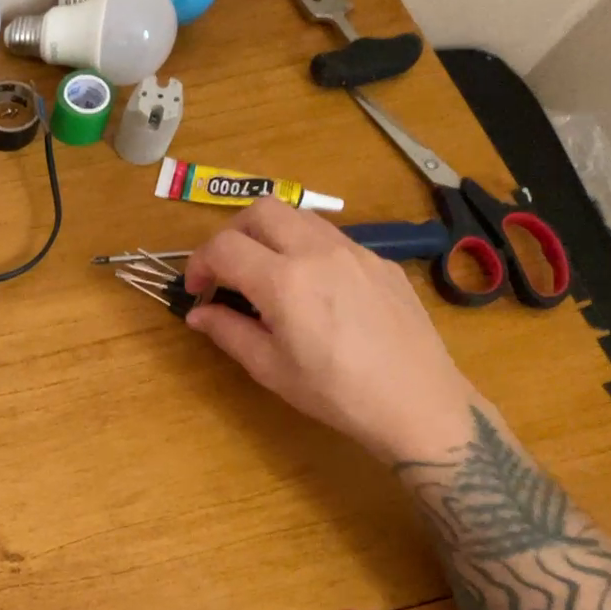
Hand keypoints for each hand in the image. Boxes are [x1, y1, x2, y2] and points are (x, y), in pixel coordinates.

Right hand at [182, 199, 482, 462]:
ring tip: (263, 275)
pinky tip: (307, 289)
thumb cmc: (332, 391)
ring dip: (268, 235)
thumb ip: (228, 331)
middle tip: (225, 271)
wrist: (414, 399)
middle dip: (231, 235)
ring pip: (298, 216)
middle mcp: (318, 252)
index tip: (196, 290)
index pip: (224, 247)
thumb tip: (199, 313)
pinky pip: (330, 237)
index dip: (198, 264)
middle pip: (261, 210)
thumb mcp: (268, 367)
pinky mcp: (379, 260)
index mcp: (284, 281)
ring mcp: (354, 251)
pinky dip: (303, 248)